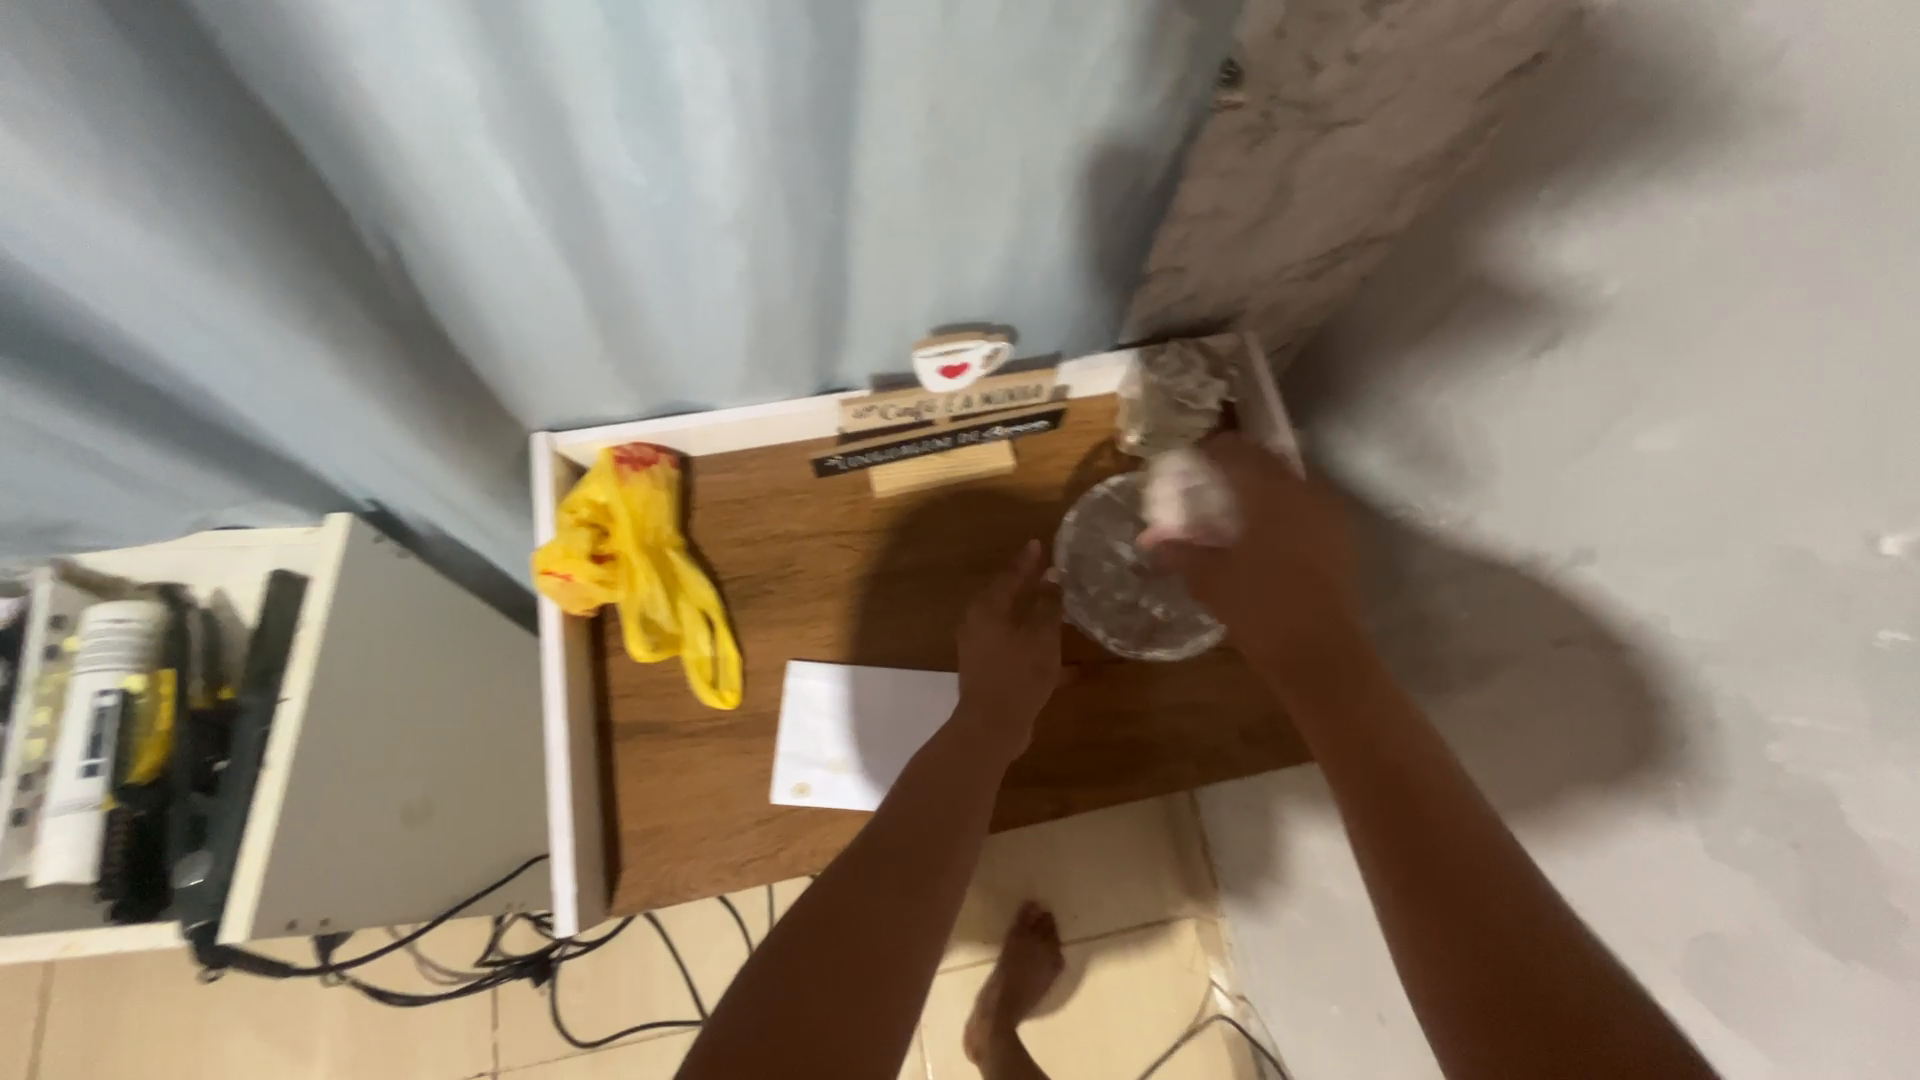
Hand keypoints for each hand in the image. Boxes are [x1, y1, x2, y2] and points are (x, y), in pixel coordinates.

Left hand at [955, 539, 1062, 757]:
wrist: (992, 726)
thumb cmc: (1018, 673)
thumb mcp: (1041, 636)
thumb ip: (1048, 605)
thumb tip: (1053, 578)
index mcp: (987, 608)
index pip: (1010, 576)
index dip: (1027, 561)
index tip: (1038, 544)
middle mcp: (978, 625)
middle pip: (1007, 600)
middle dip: (1030, 588)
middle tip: (1051, 574)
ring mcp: (981, 651)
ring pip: (1013, 627)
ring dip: (1035, 620)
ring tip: (1059, 612)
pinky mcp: (989, 673)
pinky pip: (1017, 653)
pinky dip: (1037, 651)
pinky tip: (1066, 663)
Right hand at [1140, 433, 1359, 670]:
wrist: (1320, 653)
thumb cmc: (1259, 609)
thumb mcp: (1209, 579)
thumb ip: (1180, 551)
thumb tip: (1151, 540)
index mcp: (1268, 493)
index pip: (1233, 451)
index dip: (1207, 451)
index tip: (1187, 463)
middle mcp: (1304, 491)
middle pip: (1264, 461)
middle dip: (1234, 467)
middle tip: (1207, 486)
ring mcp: (1329, 513)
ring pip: (1288, 483)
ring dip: (1260, 488)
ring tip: (1233, 513)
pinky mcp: (1341, 537)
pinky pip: (1305, 507)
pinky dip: (1281, 510)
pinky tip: (1263, 537)